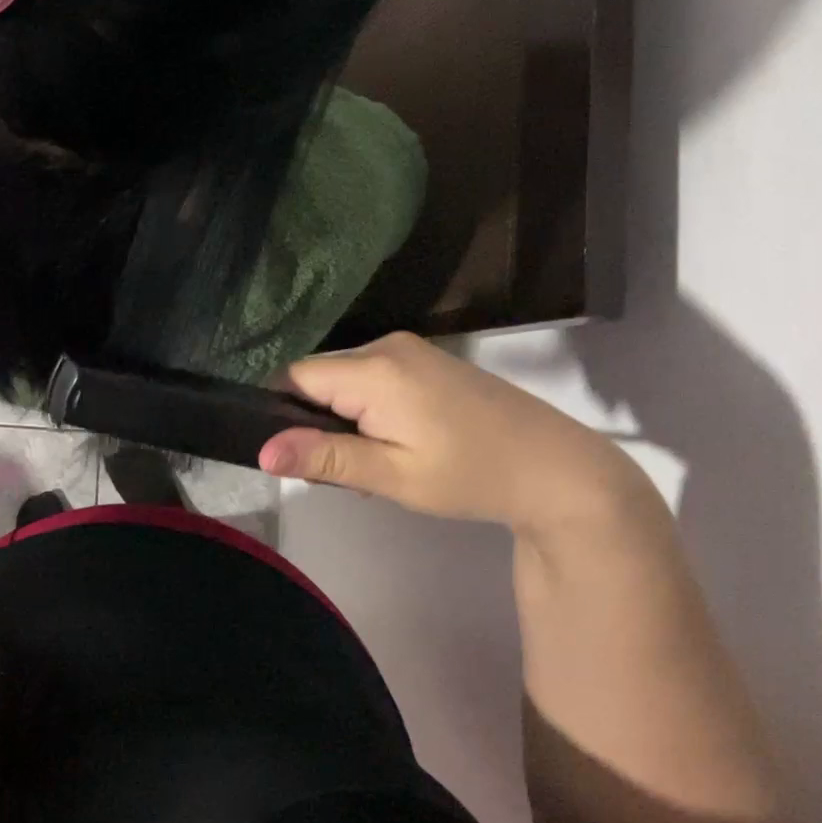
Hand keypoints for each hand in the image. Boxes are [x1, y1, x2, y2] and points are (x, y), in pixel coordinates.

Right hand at [260, 333, 658, 535]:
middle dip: (315, 422)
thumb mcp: (393, 476)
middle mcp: (386, 346)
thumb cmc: (472, 476)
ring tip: (374, 465)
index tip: (300, 456)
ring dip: (341, 420)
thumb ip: (324, 457)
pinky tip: (394, 445)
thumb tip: (262, 451)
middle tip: (344, 472)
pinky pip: (370, 378)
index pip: (293, 378)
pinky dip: (366, 410)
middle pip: (317, 378)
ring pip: (342, 380)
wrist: (560, 470)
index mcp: (374, 370)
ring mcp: (410, 350)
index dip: (282, 415)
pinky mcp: (425, 361)